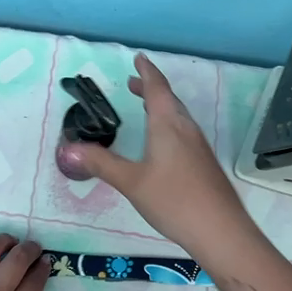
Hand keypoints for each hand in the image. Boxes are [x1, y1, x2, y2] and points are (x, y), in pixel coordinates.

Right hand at [61, 54, 258, 263]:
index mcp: (168, 125)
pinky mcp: (204, 163)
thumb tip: (69, 149)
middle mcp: (186, 129)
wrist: (222, 232)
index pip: (157, 88)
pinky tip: (163, 143)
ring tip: (145, 106)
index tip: (138, 58)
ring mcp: (199, 146)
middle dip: (151, 88)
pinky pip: (184, 131)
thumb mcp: (131, 182)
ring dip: (161, 105)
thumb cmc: (175, 200)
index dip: (146, 72)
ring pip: (178, 116)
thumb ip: (101, 164)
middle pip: (169, 99)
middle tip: (133, 83)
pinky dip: (168, 123)